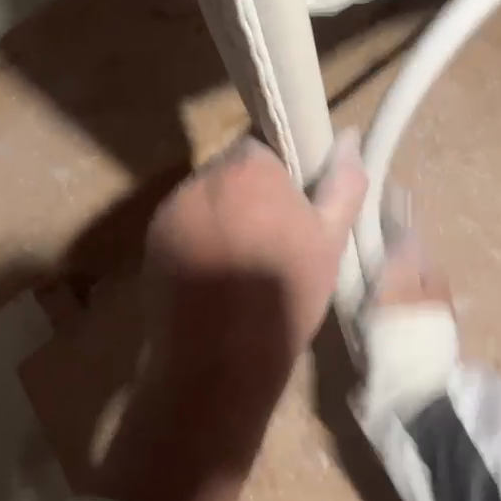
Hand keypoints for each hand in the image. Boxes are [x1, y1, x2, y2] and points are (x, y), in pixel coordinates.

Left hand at [141, 129, 367, 393]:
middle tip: (274, 237)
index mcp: (248, 168)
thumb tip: (349, 135)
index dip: (281, 174)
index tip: (294, 207)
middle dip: (251, 193)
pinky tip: (216, 277)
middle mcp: (202, 178)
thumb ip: (342, 182)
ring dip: (224, 215)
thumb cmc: (284, 296)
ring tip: (244, 262)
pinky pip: (184, 225)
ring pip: (207, 198)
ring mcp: (171, 210)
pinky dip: (200, 239)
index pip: (263, 146)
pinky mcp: (151, 241)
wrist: (218, 364)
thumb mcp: (329, 241)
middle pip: (231, 170)